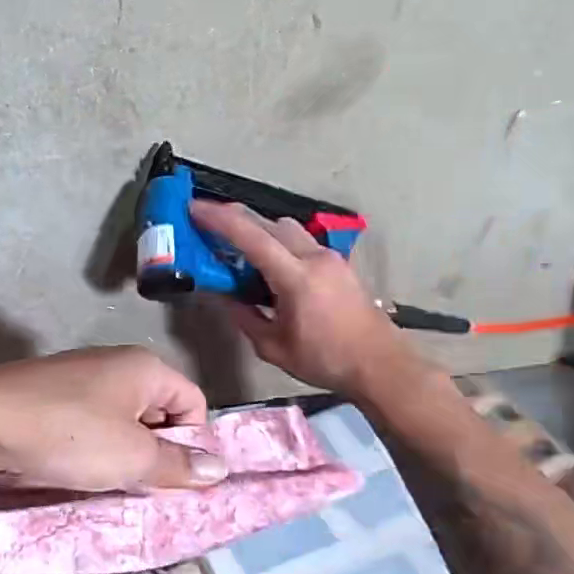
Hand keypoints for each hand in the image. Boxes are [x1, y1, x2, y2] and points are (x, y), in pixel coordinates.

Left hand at [0, 347, 226, 491]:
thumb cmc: (67, 434)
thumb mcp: (131, 457)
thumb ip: (177, 464)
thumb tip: (220, 467)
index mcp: (144, 367)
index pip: (193, 402)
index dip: (194, 441)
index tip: (179, 479)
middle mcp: (115, 365)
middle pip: (157, 411)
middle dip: (157, 451)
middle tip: (144, 488)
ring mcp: (77, 379)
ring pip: (120, 423)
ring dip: (122, 456)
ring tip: (108, 485)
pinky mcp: (48, 397)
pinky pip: (87, 426)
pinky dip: (90, 450)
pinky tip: (76, 472)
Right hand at [190, 199, 419, 392]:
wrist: (379, 364)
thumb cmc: (324, 360)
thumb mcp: (272, 347)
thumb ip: (244, 317)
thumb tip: (222, 296)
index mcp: (296, 278)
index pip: (252, 237)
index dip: (219, 220)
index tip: (194, 209)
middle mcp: (315, 258)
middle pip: (268, 223)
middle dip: (235, 219)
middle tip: (207, 225)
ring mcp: (330, 258)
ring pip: (287, 229)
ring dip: (259, 231)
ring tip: (237, 250)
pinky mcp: (338, 264)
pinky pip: (301, 242)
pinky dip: (278, 244)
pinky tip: (268, 266)